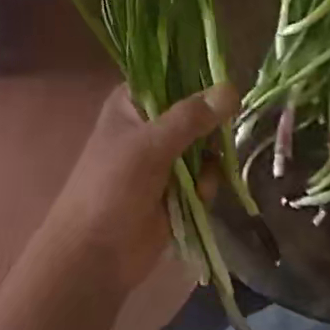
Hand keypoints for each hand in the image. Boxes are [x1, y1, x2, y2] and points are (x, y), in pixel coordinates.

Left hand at [0, 85, 232, 329]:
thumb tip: (233, 89)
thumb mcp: (150, 145)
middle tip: (221, 135)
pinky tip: (200, 195)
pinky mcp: (178, 187)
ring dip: (211, 157)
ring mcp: (165, 155)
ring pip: (204, 142)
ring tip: (204, 173)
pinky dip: (207, 182)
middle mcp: (151, 121)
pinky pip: (205, 173)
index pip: (171, 73)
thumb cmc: (112, 186)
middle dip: (211, 123)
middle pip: (195, 109)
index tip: (227, 84)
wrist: (96, 256)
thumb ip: (190, 118)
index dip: (199, 76)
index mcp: (134, 100)